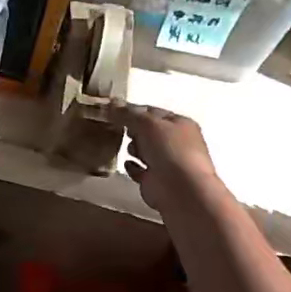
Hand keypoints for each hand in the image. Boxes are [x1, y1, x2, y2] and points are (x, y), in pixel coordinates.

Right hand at [105, 101, 221, 216]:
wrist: (180, 188)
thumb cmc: (170, 150)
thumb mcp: (148, 125)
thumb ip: (129, 114)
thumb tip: (110, 103)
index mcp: (179, 124)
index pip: (153, 112)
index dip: (133, 110)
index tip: (112, 111)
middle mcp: (175, 141)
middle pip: (148, 130)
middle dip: (133, 129)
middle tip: (117, 128)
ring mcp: (166, 162)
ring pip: (144, 149)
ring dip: (133, 147)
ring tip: (124, 146)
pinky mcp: (155, 180)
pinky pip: (139, 169)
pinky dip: (132, 166)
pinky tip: (125, 163)